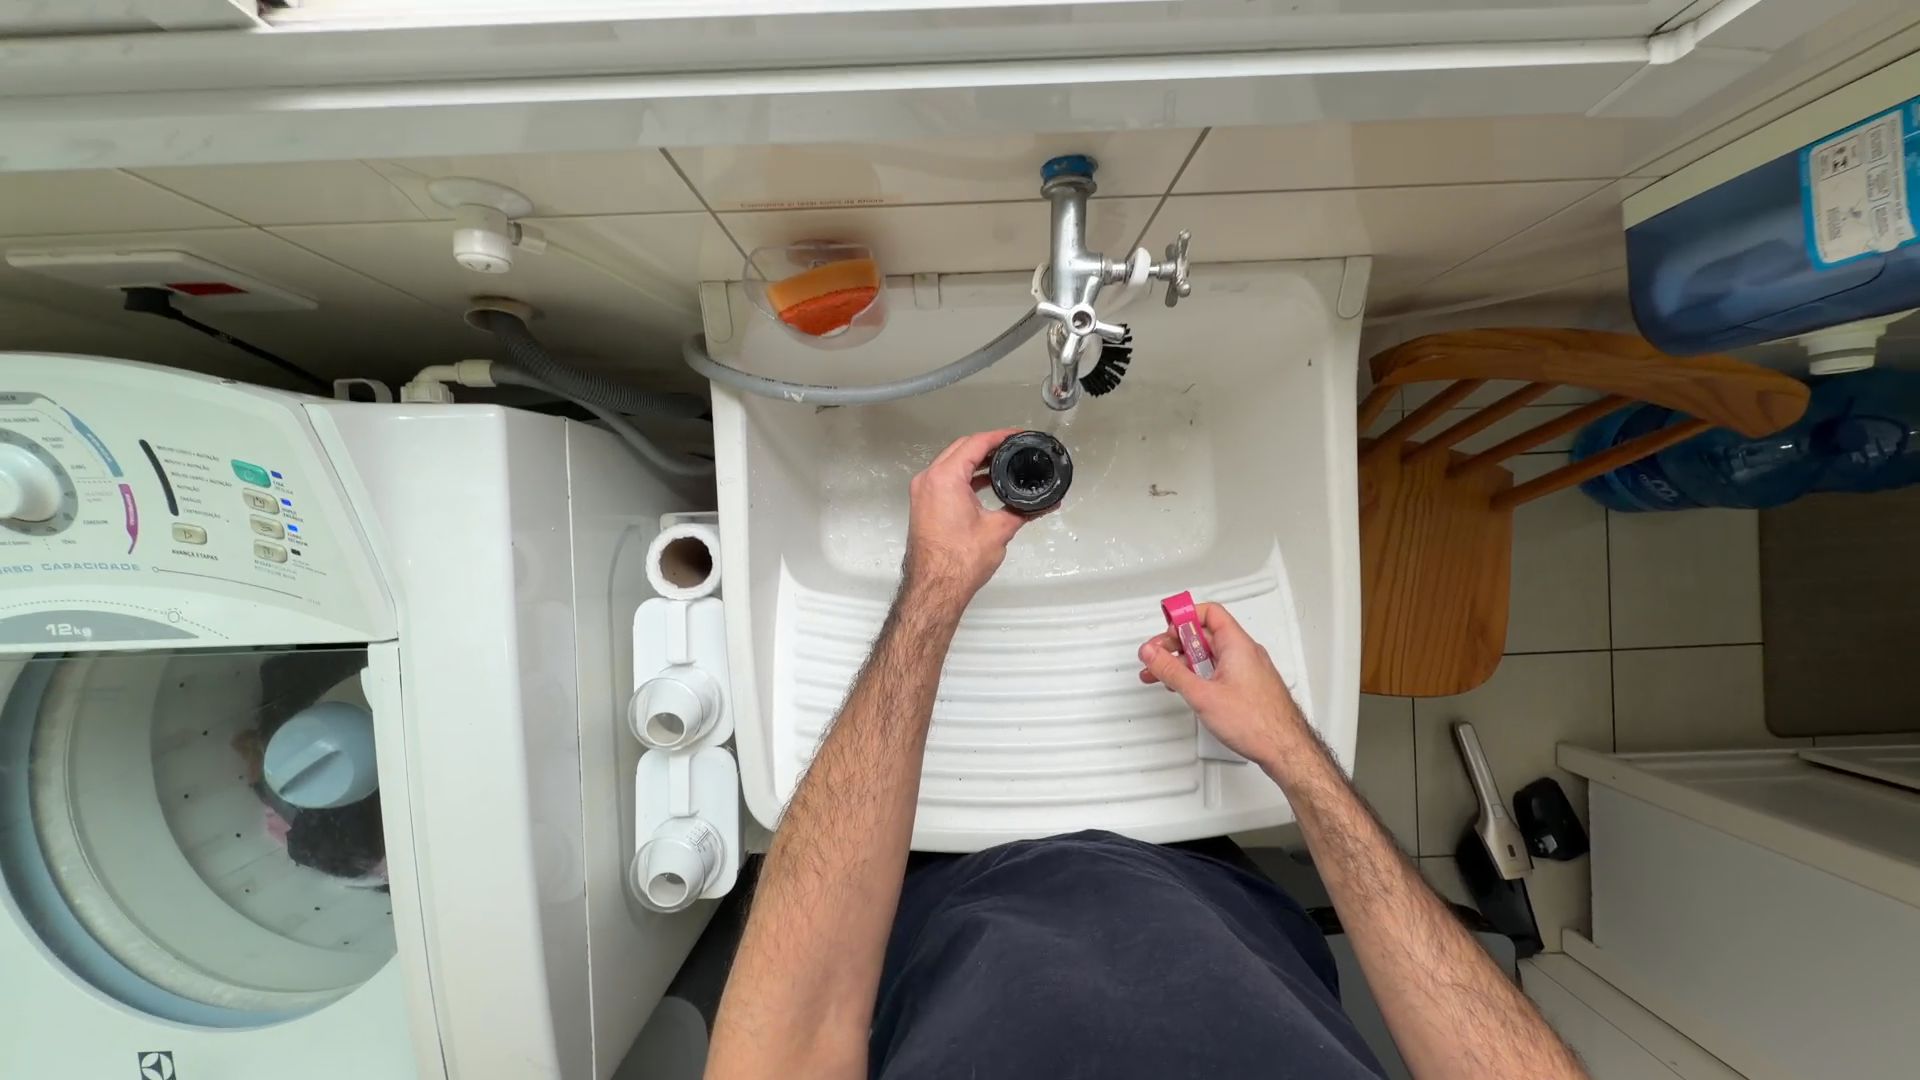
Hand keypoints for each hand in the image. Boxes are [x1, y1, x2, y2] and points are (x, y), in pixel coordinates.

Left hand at [904, 429, 1032, 602]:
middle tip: (1011, 446)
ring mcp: (923, 492)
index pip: (976, 443)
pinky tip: (983, 484)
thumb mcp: (1000, 530)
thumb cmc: (957, 563)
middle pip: (961, 448)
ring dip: (975, 461)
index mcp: (945, 479)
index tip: (1015, 435)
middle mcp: (929, 481)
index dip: (999, 436)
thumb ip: (1025, 510)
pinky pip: (945, 479)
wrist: (935, 588)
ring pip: (951, 462)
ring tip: (1001, 464)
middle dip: (988, 445)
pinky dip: (964, 476)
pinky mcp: (924, 505)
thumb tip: (1044, 504)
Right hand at [1137, 603, 1308, 763]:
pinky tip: (1184, 687)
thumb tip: (1151, 653)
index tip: (1163, 631)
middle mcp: (1244, 652)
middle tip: (1155, 657)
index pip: (1208, 613)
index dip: (1182, 618)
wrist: (1286, 750)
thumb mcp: (1202, 695)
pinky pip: (1217, 669)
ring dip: (1182, 662)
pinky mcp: (1246, 685)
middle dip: (1175, 644)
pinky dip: (1197, 674)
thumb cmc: (1257, 724)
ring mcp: (1246, 669)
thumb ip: (1171, 671)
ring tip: (1161, 675)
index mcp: (1236, 645)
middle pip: (1204, 634)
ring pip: (1208, 654)